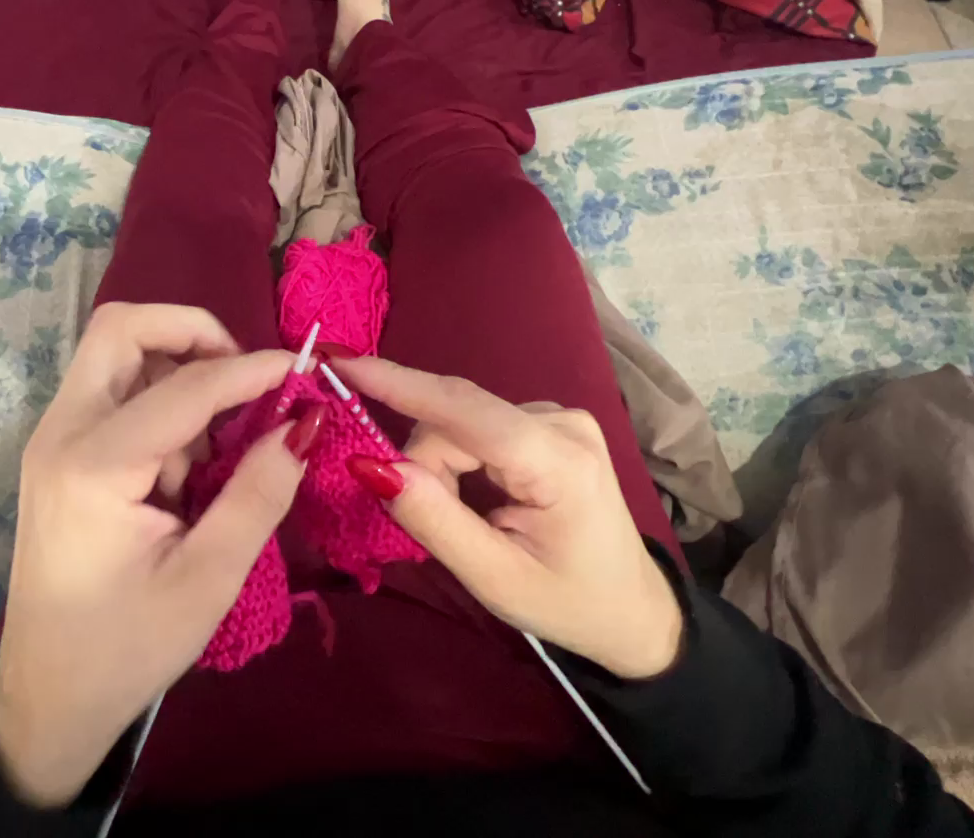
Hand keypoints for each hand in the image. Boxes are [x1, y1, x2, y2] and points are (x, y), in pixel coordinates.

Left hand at [0, 303, 307, 806]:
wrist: (47, 699)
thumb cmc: (127, 649)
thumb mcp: (208, 579)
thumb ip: (258, 494)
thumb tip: (302, 425)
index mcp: (94, 466)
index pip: (186, 386)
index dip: (252, 369)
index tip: (304, 368)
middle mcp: (61, 434)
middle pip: (121, 329)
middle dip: (191, 331)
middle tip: (244, 374)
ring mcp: (54, 439)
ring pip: (115, 354)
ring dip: (175, 369)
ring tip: (215, 442)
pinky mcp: (60, 453)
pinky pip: (113, 392)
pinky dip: (159, 399)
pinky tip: (184, 465)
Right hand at [336, 357, 683, 679]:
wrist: (634, 611)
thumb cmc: (568, 603)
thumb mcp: (494, 578)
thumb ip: (433, 519)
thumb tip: (369, 464)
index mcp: (559, 462)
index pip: (463, 409)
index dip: (398, 383)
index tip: (340, 362)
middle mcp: (561, 421)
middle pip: (454, 418)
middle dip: (422, 464)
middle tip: (423, 521)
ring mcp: (558, 416)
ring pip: (458, 420)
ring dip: (439, 465)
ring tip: (466, 520)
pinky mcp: (547, 421)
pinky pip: (475, 424)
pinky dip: (456, 458)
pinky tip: (476, 497)